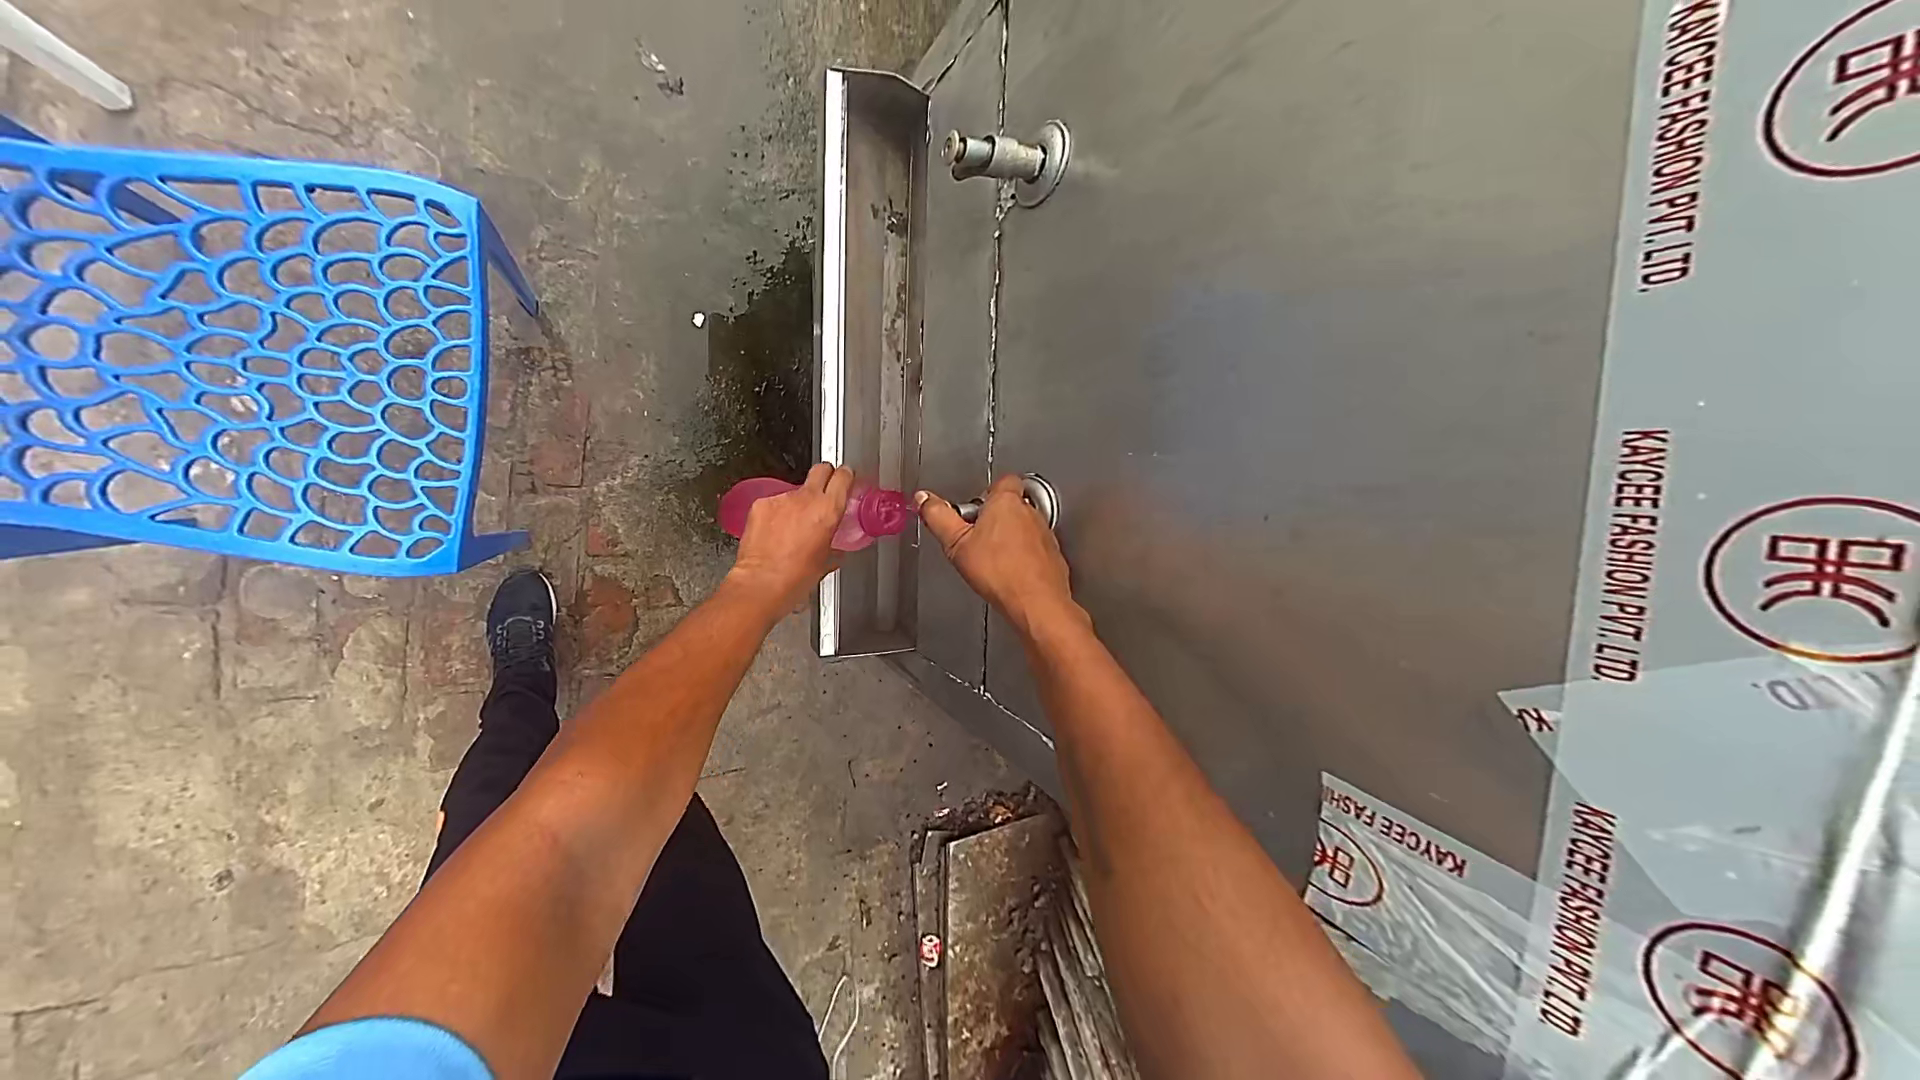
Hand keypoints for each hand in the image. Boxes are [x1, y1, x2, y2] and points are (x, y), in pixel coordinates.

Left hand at [727, 463, 853, 613]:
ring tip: (793, 529)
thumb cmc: (793, 578)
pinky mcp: (761, 504)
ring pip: (795, 490)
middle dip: (825, 476)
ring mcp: (781, 499)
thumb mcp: (825, 562)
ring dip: (797, 504)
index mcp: (828, 510)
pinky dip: (776, 514)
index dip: (845, 477)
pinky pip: (774, 503)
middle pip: (820, 469)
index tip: (845, 480)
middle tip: (825, 490)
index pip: (843, 477)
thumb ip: (834, 547)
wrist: (761, 584)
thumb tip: (834, 550)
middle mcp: (806, 499)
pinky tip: (775, 533)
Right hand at [917, 475, 1080, 634]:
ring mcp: (1044, 534)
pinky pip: (1035, 550)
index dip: (987, 493)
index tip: (973, 508)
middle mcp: (1030, 513)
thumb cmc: (1001, 573)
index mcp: (1006, 502)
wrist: (1035, 602)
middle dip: (994, 518)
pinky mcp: (1053, 555)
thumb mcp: (956, 544)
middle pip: (1011, 505)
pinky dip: (1023, 558)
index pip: (1002, 481)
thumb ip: (938, 517)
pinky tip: (1009, 573)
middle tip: (976, 538)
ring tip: (992, 559)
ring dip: (1009, 539)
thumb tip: (925, 499)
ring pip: (1024, 528)